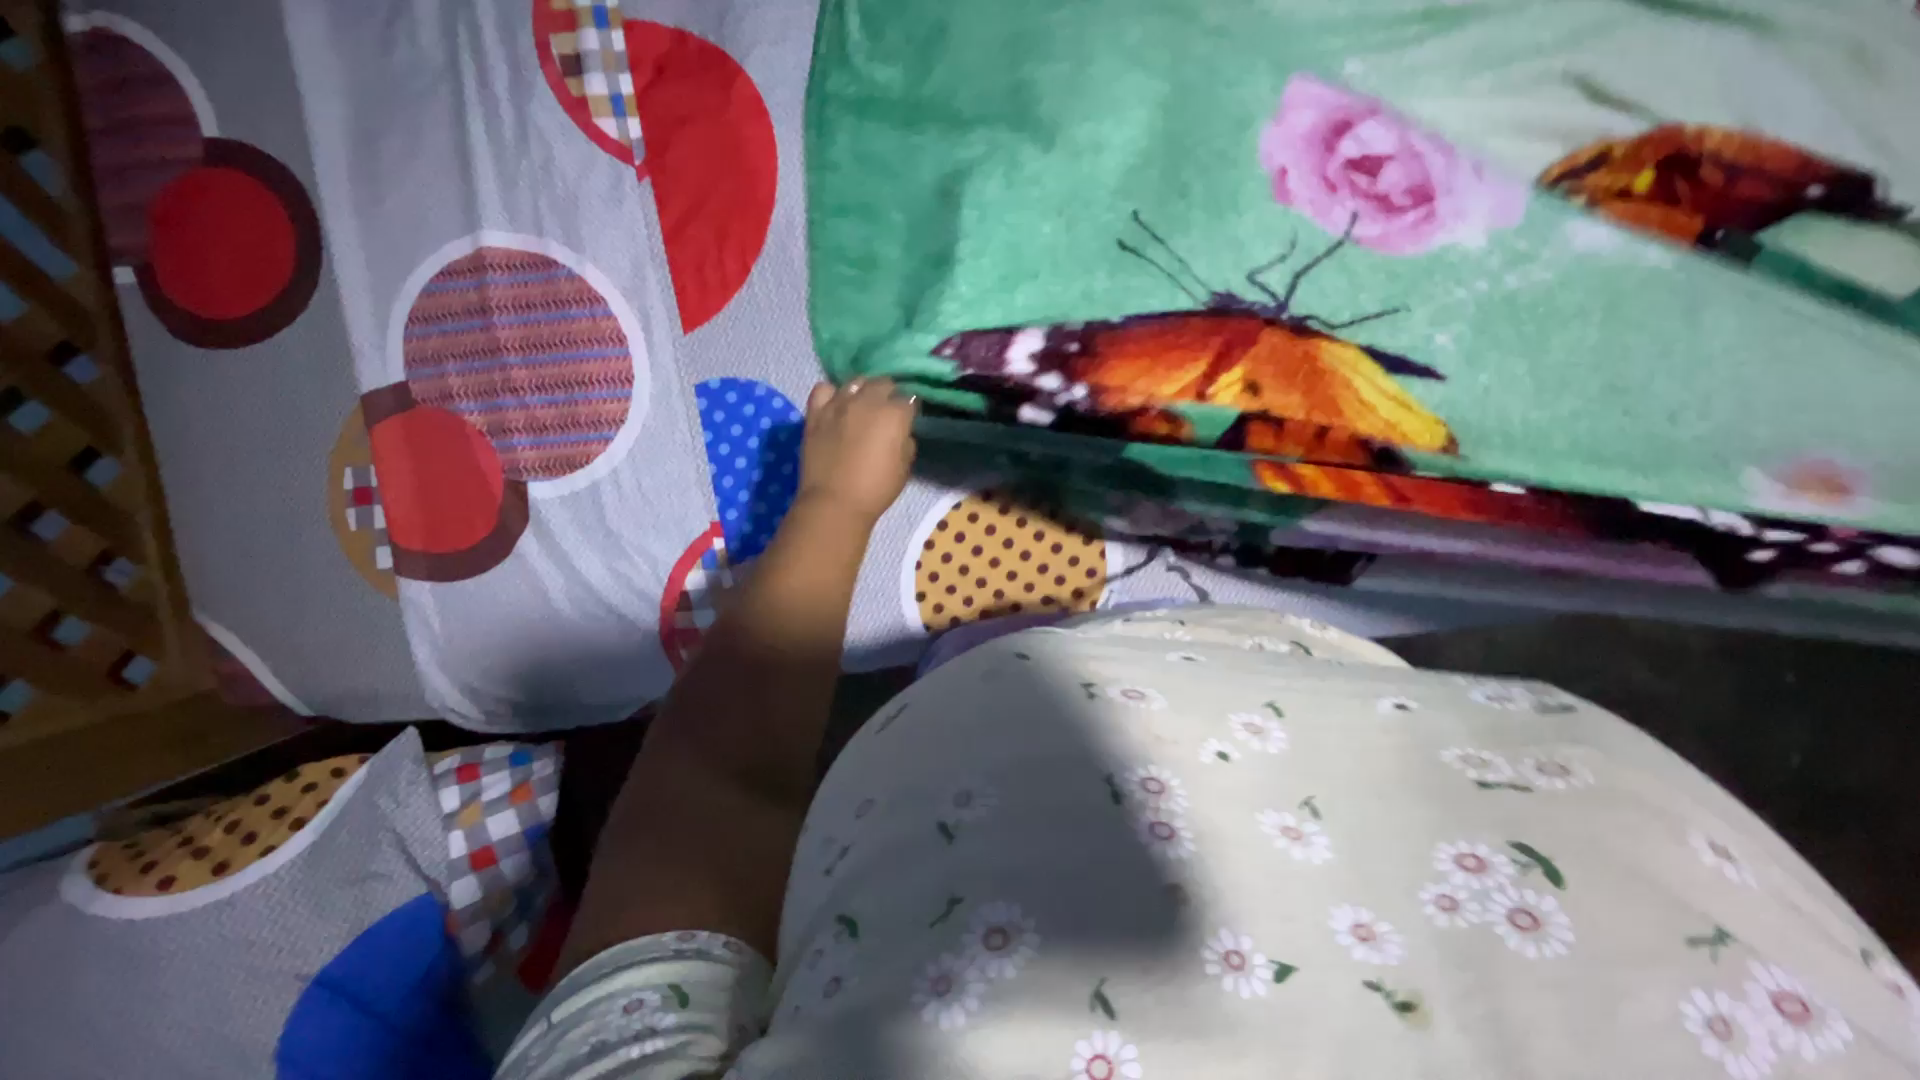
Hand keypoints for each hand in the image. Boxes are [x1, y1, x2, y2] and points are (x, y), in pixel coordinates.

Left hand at [796, 377, 916, 525]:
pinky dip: (831, 394)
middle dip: (888, 395)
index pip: (908, 399)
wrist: (834, 502)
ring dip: (862, 391)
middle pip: (883, 383)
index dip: (908, 411)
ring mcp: (839, 404)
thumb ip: (906, 442)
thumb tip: (901, 432)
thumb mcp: (904, 468)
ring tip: (861, 406)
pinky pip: (824, 389)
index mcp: (894, 414)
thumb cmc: (875, 489)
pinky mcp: (816, 412)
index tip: (905, 422)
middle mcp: (867, 401)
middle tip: (885, 413)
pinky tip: (835, 406)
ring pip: (855, 381)